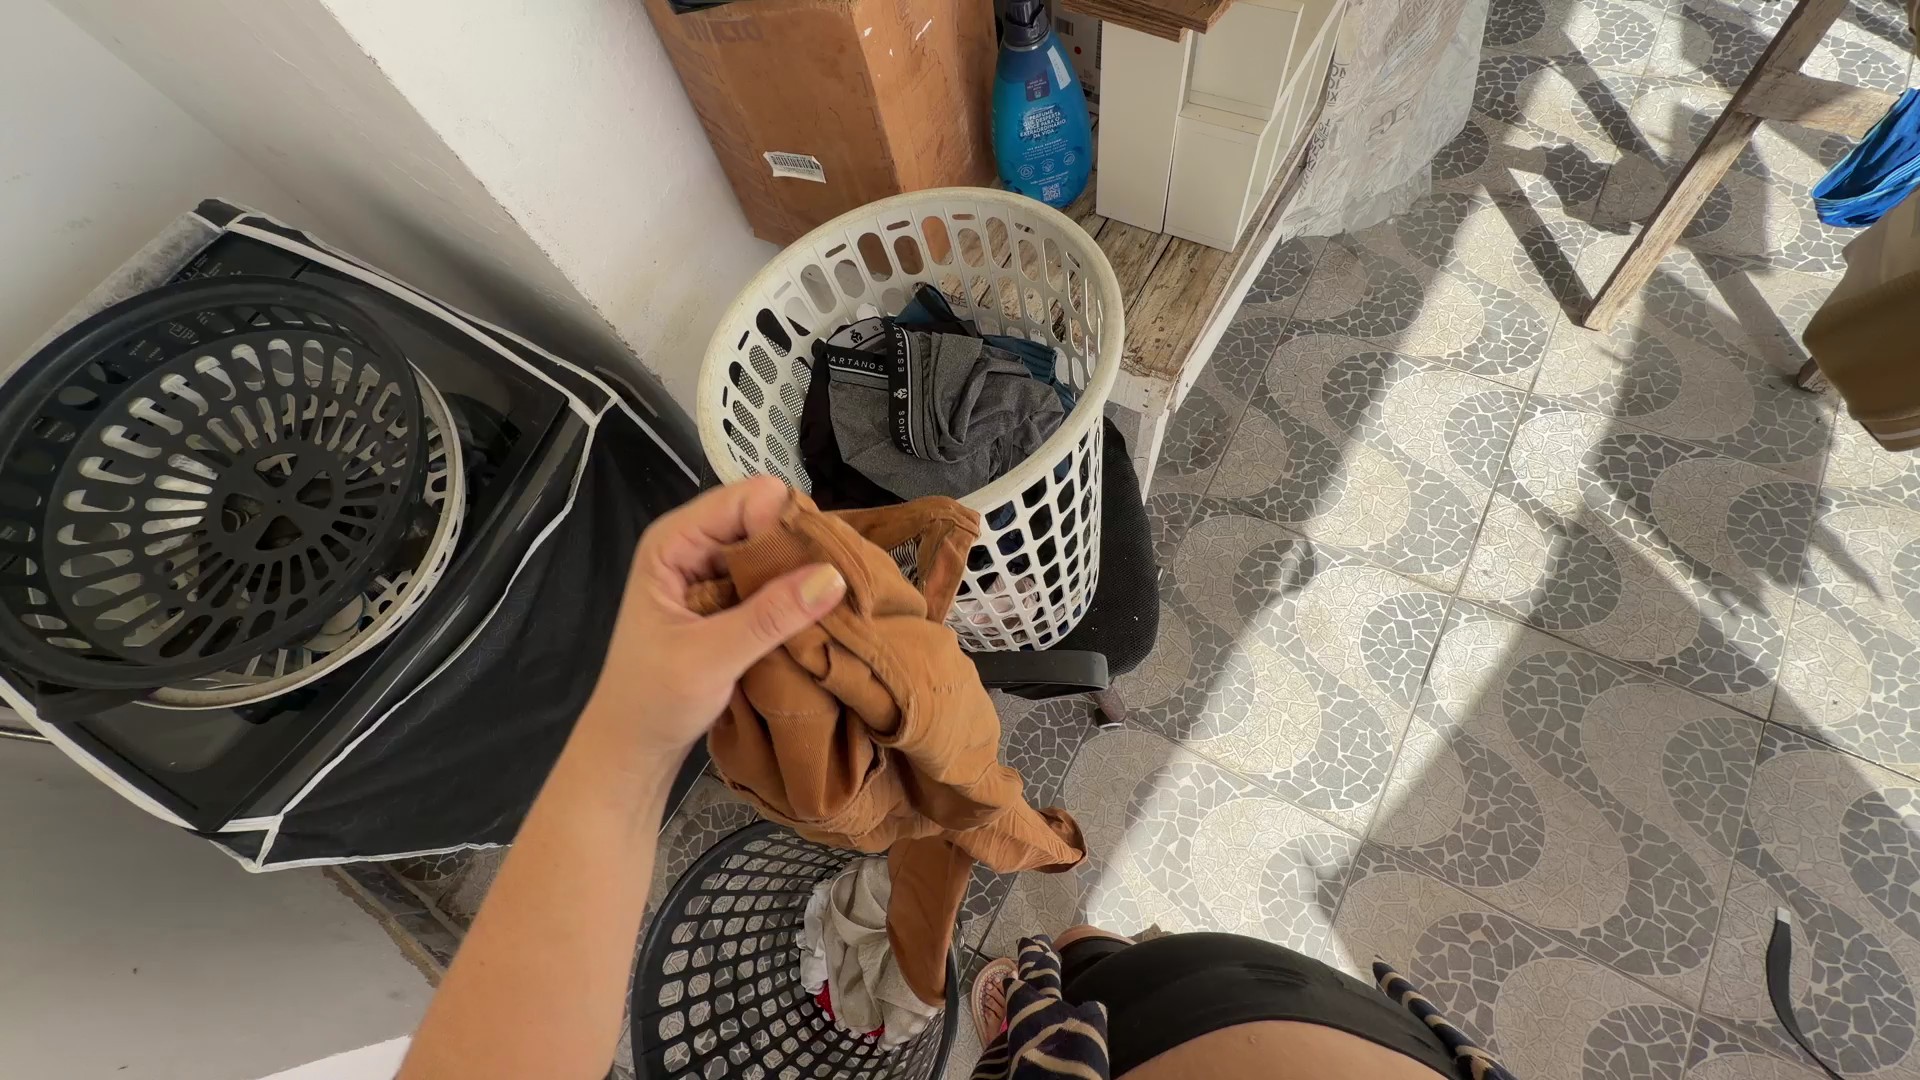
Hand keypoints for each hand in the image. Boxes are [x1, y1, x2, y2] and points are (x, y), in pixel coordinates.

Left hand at [586, 476, 844, 756]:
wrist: (634, 745)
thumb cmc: (654, 700)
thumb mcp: (710, 658)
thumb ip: (769, 616)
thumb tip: (833, 576)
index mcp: (674, 541)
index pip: (746, 499)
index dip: (784, 523)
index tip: (819, 564)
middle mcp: (695, 544)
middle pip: (765, 516)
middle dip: (800, 545)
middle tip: (836, 584)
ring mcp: (714, 570)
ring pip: (774, 547)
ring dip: (803, 571)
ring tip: (835, 599)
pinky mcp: (731, 596)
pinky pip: (774, 576)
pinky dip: (797, 592)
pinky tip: (819, 612)